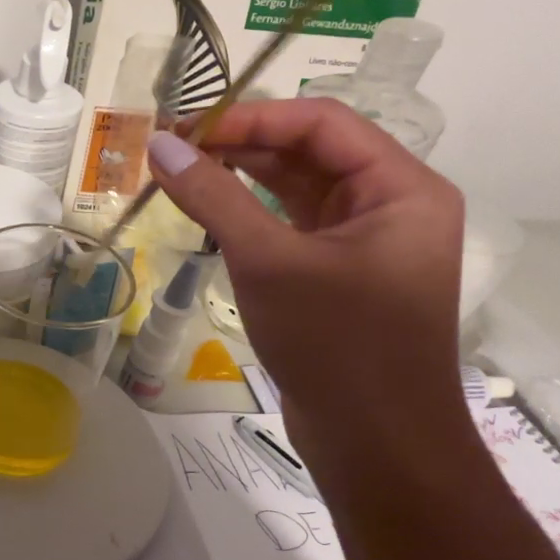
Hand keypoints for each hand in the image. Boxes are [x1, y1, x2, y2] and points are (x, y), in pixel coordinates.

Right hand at [145, 98, 467, 451]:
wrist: (377, 442)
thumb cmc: (337, 344)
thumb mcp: (268, 262)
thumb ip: (212, 196)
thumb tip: (158, 145)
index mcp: (400, 188)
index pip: (320, 122)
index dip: (249, 117)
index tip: (182, 130)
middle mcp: (391, 204)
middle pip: (309, 149)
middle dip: (240, 143)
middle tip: (168, 150)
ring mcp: (366, 241)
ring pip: (297, 187)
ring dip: (240, 175)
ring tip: (177, 173)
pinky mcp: (339, 273)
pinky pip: (291, 223)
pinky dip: (249, 212)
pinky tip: (207, 210)